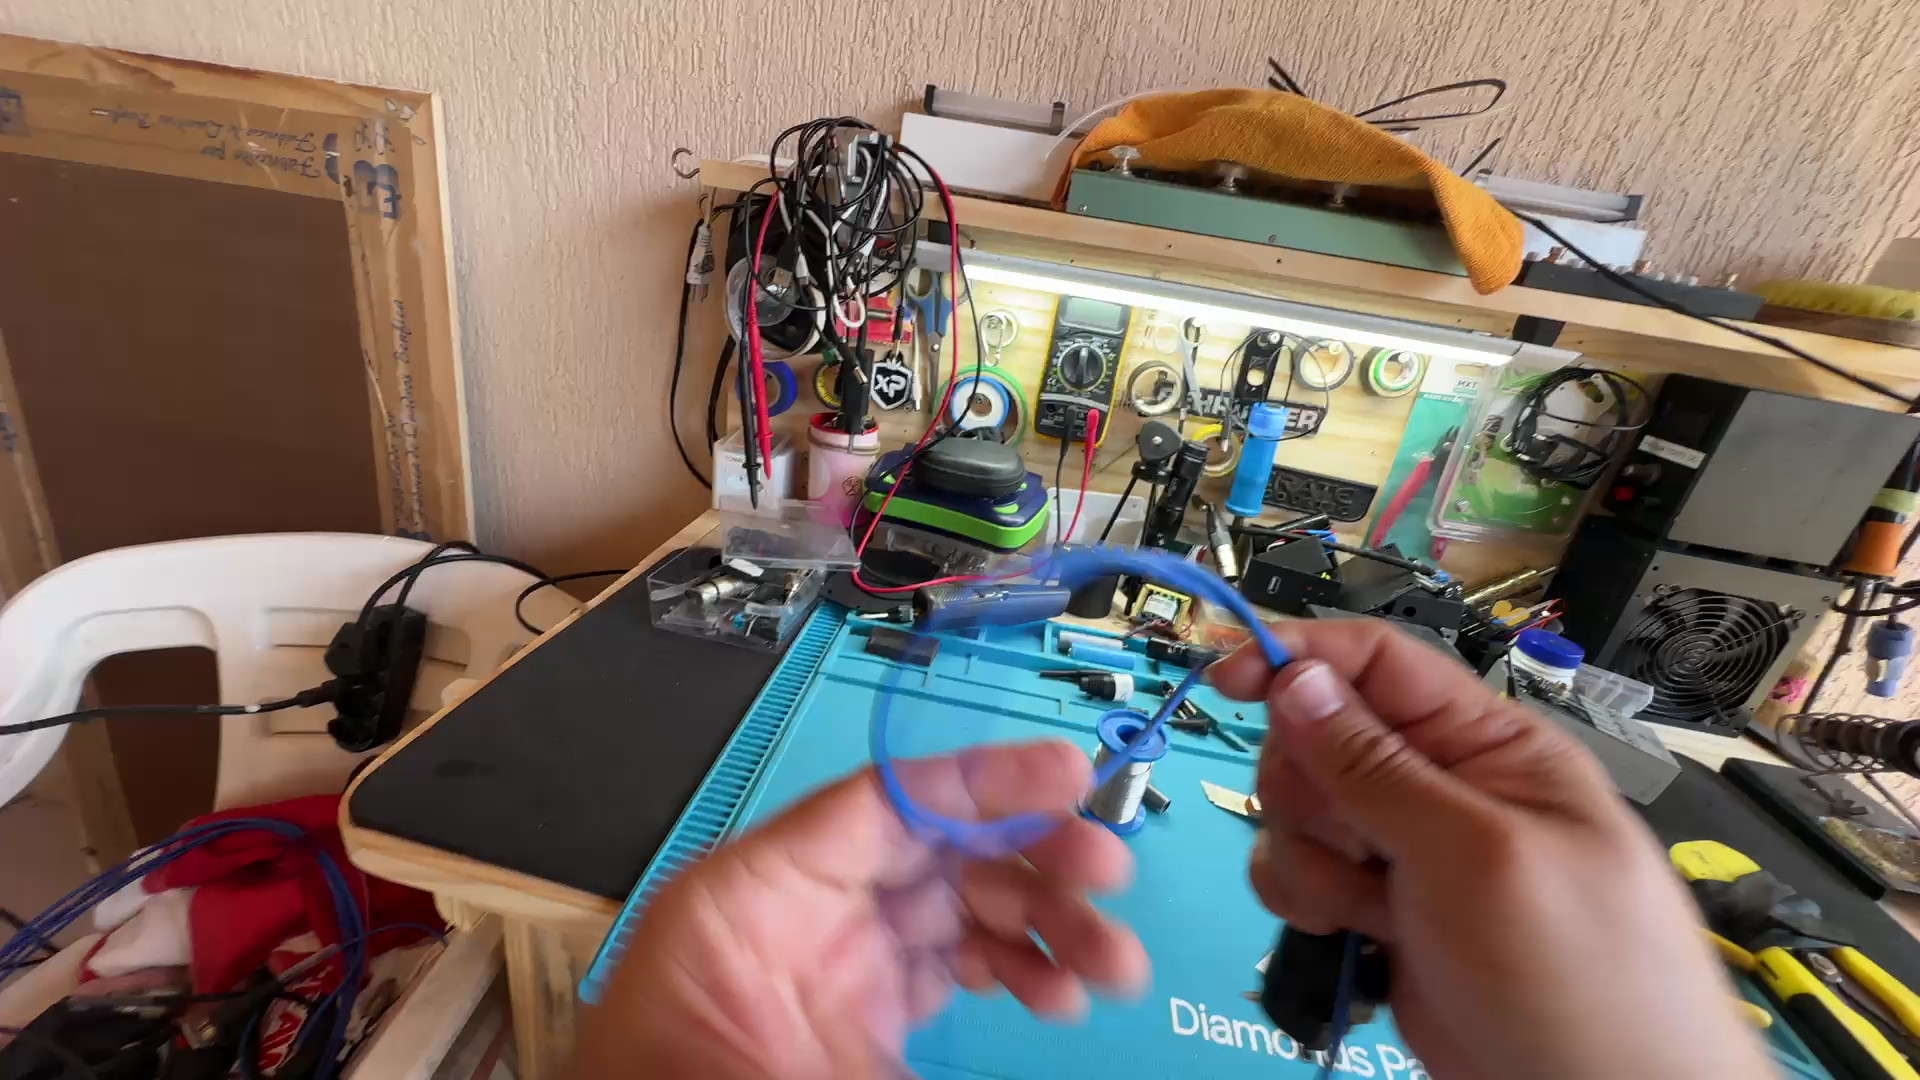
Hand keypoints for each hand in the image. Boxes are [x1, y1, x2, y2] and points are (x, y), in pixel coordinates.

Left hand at [566, 741, 1147, 1079]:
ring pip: (955, 903)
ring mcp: (836, 953)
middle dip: (1031, 850)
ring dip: (1040, 919)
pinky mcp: (861, 1003)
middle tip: (1108, 869)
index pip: (884, 800)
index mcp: (755, 891)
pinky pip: (949, 958)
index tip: (1066, 773)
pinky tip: (1059, 992)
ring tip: (1112, 958)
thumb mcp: (803, 1062)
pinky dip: (1010, 965)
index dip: (981, 780)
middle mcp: (802, 902)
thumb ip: (905, 1003)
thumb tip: (1045, 987)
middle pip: (934, 845)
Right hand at [1211, 618, 1769, 1079]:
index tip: (1227, 681)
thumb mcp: (1475, 856)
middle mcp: (1429, 776)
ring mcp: (1392, 837)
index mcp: (1478, 741)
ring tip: (1370, 907)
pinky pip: (1289, 858)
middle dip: (1310, 788)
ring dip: (1309, 854)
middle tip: (1352, 842)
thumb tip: (1292, 675)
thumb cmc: (1570, 977)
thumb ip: (1374, 765)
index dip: (1297, 656)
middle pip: (1313, 730)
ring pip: (1292, 800)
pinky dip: (1299, 891)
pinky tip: (1345, 929)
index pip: (1372, 660)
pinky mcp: (1362, 892)